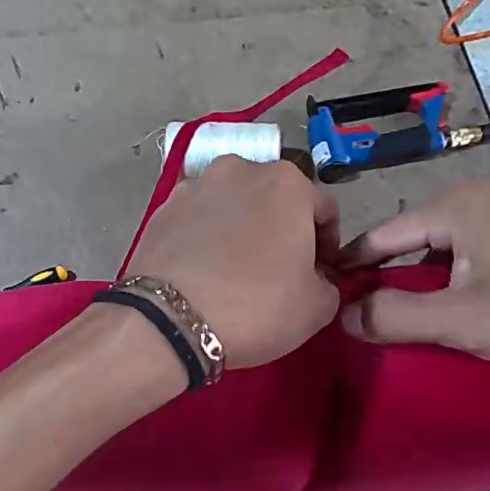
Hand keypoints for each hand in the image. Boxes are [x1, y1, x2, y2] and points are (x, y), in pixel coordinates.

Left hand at [126, 156, 341, 368]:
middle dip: (282, 228)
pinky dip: (207, 236)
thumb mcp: (318, 306)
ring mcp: (195, 185)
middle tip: (279, 270)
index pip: (324, 209)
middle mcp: (240, 169)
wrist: (170, 321)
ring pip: (233, 205)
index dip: (327, 244)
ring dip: (242, 227)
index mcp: (287, 183)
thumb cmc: (256, 307)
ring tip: (236, 269)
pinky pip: (198, 220)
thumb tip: (315, 276)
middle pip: (275, 199)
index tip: (319, 273)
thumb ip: (328, 281)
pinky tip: (205, 270)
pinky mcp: (161, 208)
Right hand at [339, 180, 489, 382]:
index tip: (322, 299)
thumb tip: (342, 313)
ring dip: (425, 288)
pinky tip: (459, 315)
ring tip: (407, 326)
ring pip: (445, 253)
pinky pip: (476, 258)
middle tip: (364, 324)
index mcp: (460, 204)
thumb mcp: (467, 322)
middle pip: (412, 242)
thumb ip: (395, 317)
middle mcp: (484, 197)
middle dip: (388, 282)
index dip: (349, 269)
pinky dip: (458, 285)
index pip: (382, 235)